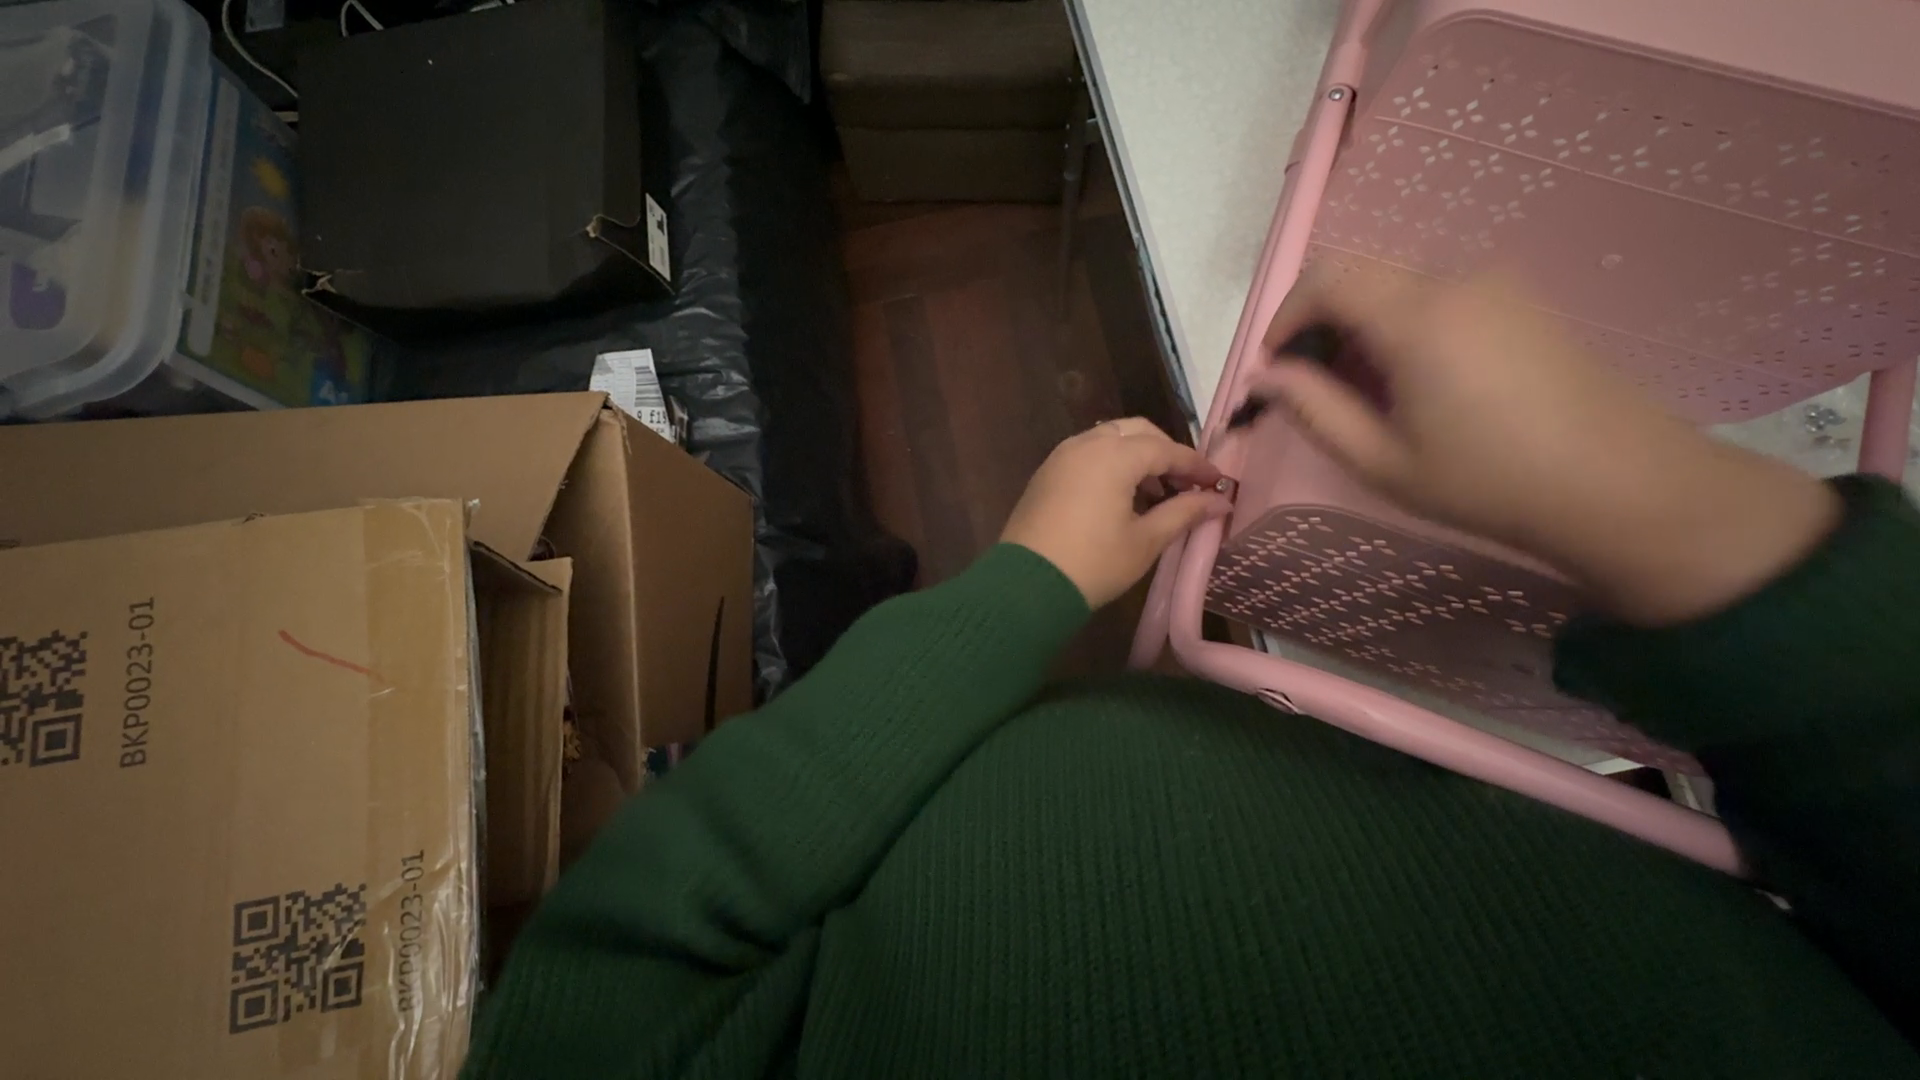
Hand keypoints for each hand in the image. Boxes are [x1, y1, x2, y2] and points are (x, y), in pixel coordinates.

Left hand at [1002, 418, 1232, 608]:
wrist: (1025, 585)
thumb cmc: (1094, 564)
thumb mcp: (1145, 541)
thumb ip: (1184, 513)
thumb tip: (1219, 501)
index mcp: (1114, 455)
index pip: (1166, 449)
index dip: (1195, 466)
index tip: (1217, 484)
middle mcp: (1086, 444)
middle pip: (1137, 432)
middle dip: (1165, 453)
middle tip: (1186, 485)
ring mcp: (1061, 456)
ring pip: (1109, 439)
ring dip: (1137, 456)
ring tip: (1156, 493)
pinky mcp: (1046, 473)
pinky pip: (1087, 454)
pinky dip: (1111, 463)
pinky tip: (1122, 495)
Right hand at [1245, 268, 1839, 624]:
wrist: (1623, 486)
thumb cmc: (1488, 482)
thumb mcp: (1381, 461)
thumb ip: (1314, 410)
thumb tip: (1266, 376)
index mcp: (1418, 317)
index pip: (1327, 277)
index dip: (1285, 315)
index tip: (1274, 365)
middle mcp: (1457, 281)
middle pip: (1361, 272)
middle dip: (1319, 320)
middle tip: (1311, 383)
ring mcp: (1498, 286)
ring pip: (1399, 283)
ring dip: (1360, 323)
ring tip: (1362, 390)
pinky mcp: (1522, 302)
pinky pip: (1439, 294)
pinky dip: (1402, 323)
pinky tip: (1414, 381)